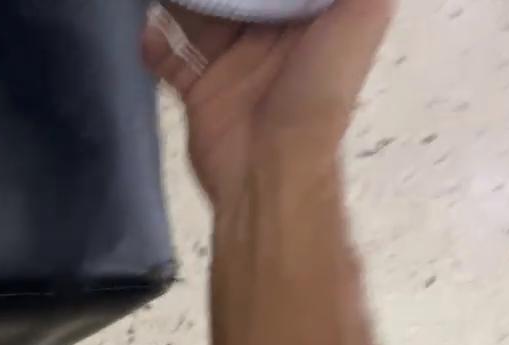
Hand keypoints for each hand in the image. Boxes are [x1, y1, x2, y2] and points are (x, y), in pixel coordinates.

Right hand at [143, 0, 393, 209]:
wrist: (271, 164)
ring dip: (183, 2)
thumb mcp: (363, 12)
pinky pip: (171, 63)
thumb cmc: (319, 89)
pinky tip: (144, 29)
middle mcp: (272, 30)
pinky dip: (155, 46)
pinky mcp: (199, 91)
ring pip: (202, 18)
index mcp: (314, 8)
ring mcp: (231, 62)